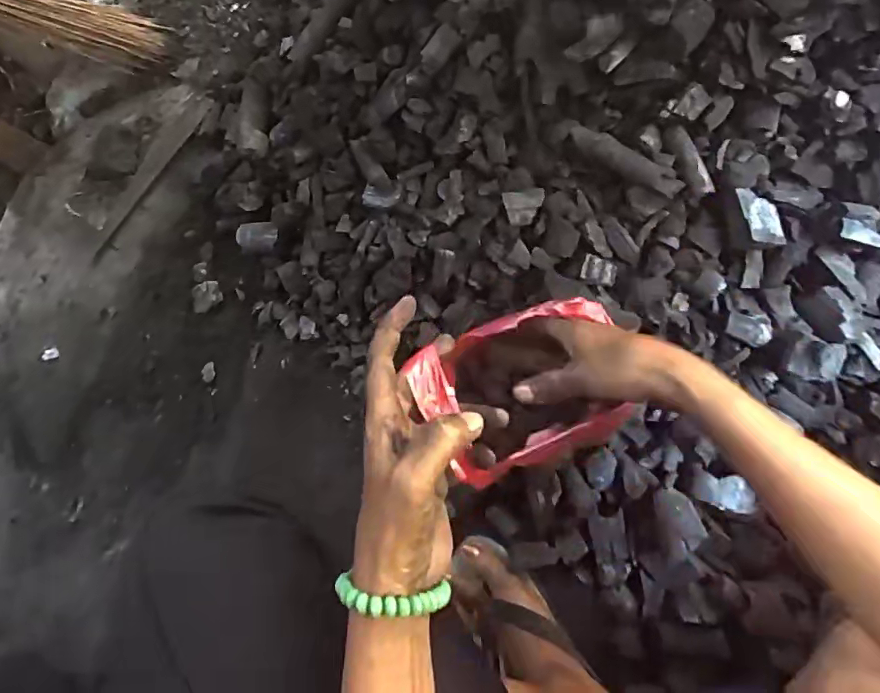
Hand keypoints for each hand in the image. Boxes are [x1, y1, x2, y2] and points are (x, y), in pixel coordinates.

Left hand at [352, 297, 483, 597]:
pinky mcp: (436, 475)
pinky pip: (458, 445)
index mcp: (382, 421)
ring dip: (466, 407)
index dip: (391, 330)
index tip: (408, 303)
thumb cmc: (395, 522)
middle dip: (433, 362)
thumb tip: (472, 416)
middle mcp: (397, 429)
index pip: (381, 363)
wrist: (398, 575)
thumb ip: (440, 442)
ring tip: (496, 409)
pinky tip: (497, 449)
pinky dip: (477, 442)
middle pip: (413, 381)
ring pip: (441, 413)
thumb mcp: (412, 480)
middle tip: (461, 347)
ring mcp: (417, 452)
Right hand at [510, 316, 691, 406]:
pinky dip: (579, 368)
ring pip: (574, 347)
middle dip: (539, 346)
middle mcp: (585, 329)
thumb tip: (515, 391)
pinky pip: (590, 359)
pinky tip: (577, 383)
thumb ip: (548, 385)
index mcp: (570, 328)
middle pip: (555, 334)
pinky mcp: (622, 355)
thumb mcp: (579, 380)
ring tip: (546, 374)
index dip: (521, 330)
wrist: (672, 374)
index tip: (505, 339)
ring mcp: (605, 341)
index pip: (537, 324)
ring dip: (560, 358)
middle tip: (521, 360)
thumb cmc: (618, 369)